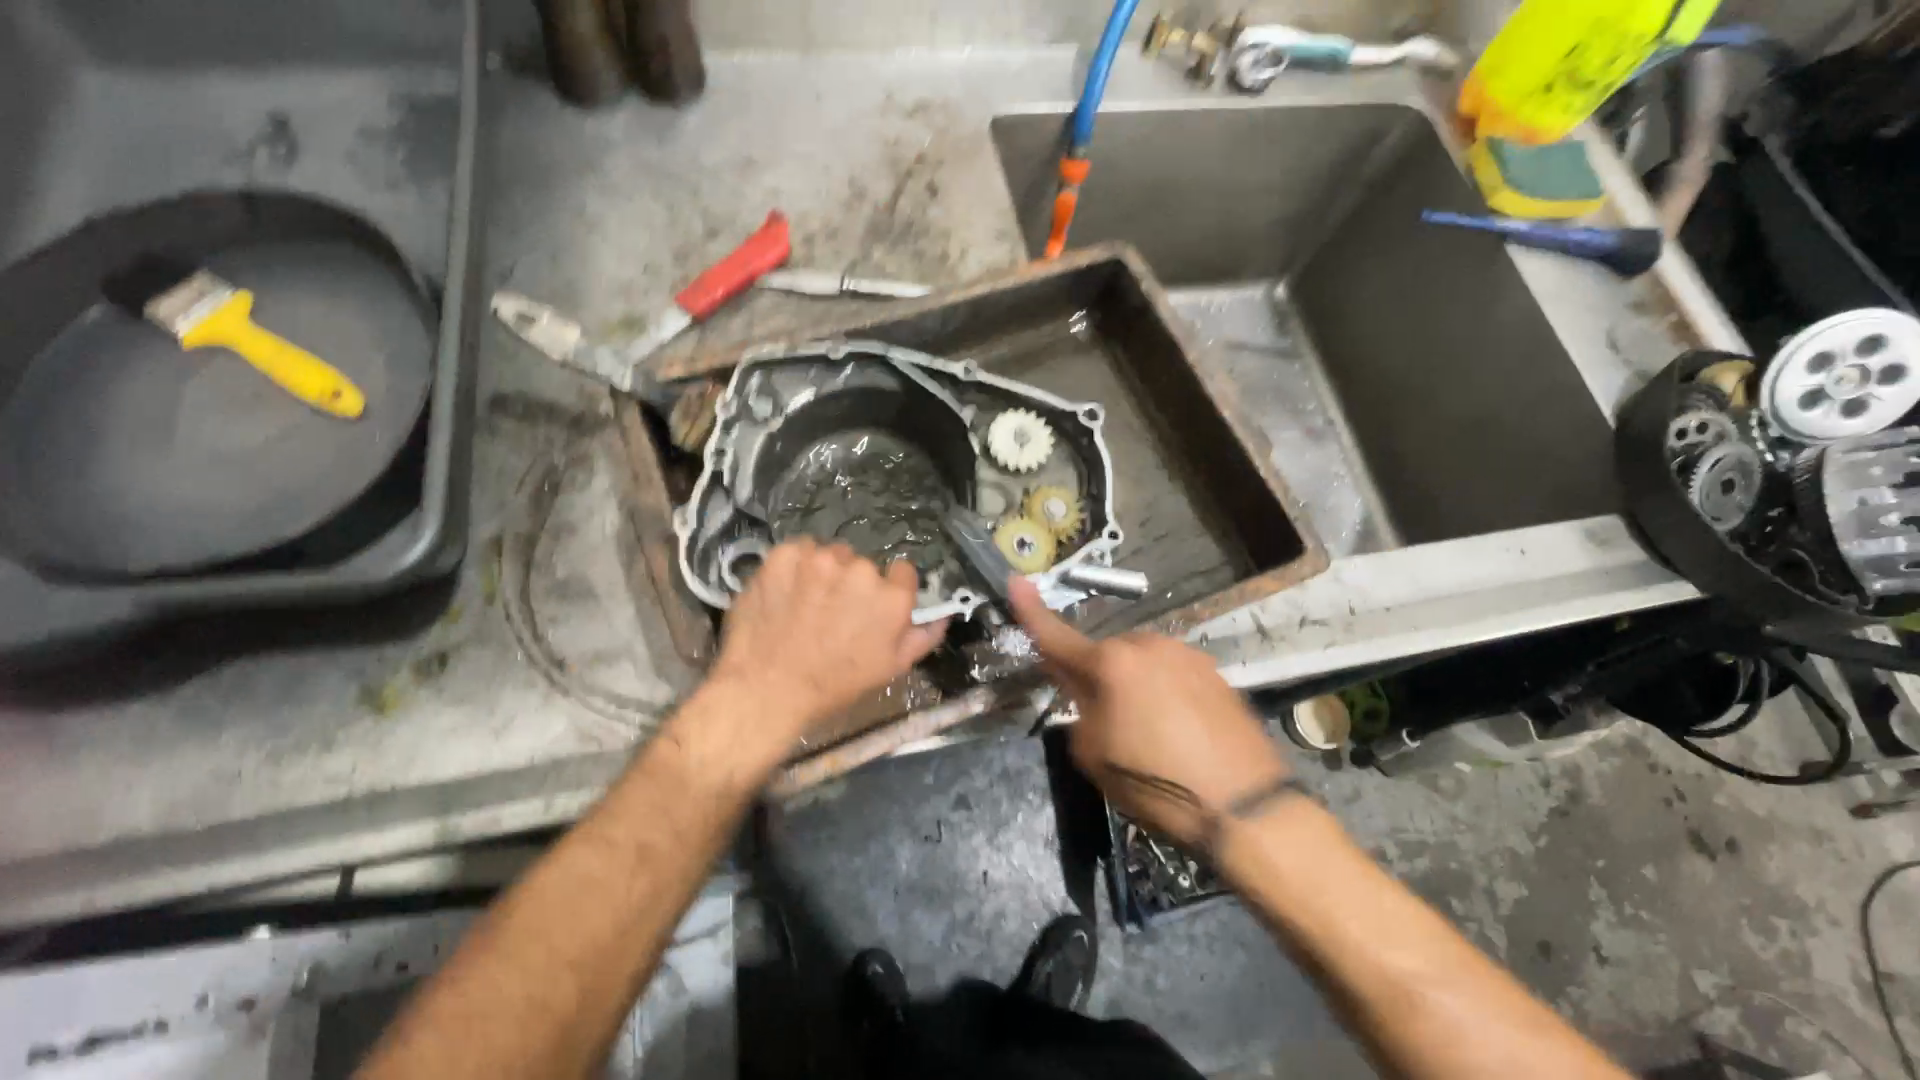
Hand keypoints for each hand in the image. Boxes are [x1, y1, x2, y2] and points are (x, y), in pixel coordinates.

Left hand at [707, 539, 947, 749]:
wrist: (766, 688)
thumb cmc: (833, 686)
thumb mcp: (890, 669)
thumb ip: (923, 637)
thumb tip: (942, 614)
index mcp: (892, 598)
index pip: (902, 572)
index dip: (888, 590)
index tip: (870, 608)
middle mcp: (860, 571)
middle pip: (863, 564)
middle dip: (852, 583)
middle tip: (833, 613)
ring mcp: (820, 560)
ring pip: (830, 555)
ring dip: (824, 572)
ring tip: (807, 603)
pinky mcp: (784, 555)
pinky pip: (798, 551)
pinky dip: (795, 567)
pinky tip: (786, 593)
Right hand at [1008, 576, 1287, 847]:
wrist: (1243, 805)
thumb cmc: (1153, 781)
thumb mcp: (1093, 751)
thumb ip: (1077, 705)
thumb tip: (1077, 682)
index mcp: (1111, 663)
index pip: (1058, 636)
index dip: (1030, 611)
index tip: (1015, 582)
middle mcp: (1148, 645)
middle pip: (1106, 655)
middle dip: (1098, 677)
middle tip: (1105, 722)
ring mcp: (1187, 655)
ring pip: (1142, 664)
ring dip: (1134, 684)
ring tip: (1149, 733)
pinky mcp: (1215, 673)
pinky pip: (1172, 674)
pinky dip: (1164, 692)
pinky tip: (1177, 730)